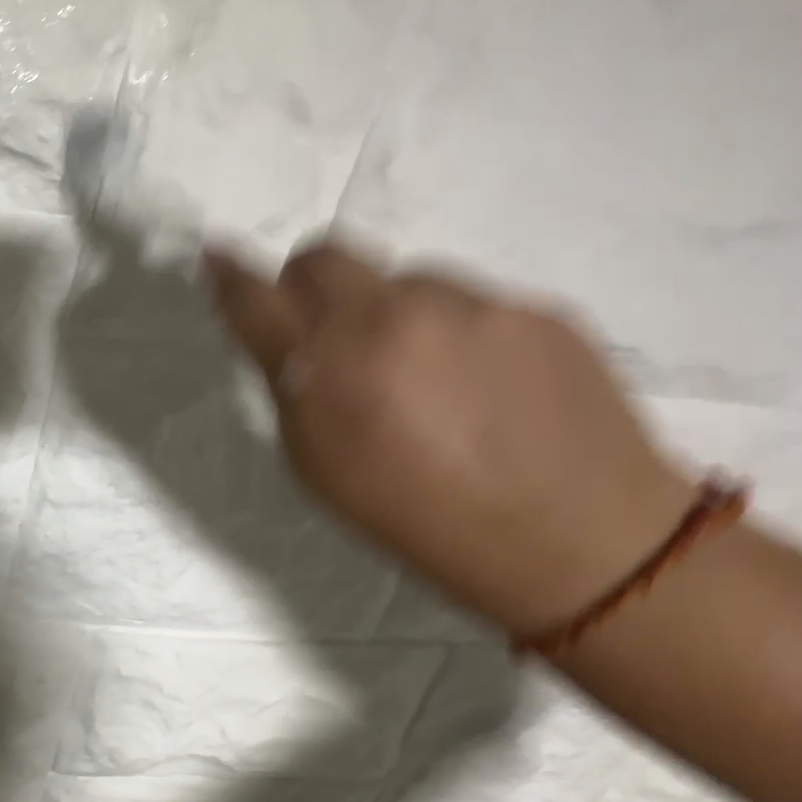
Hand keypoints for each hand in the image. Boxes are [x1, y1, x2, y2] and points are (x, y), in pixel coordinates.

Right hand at [206, 236, 696, 633]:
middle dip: (310, 283)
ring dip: (395, 314)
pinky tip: (489, 385)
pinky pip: (470, 301)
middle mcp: (390, 319)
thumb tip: (279, 333)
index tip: (216, 256)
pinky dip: (458, 332)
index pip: (254, 298)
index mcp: (327, 370)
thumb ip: (293, 388)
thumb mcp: (321, 469)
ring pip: (403, 280)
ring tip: (433, 378)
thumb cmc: (423, 521)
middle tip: (331, 329)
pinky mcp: (535, 306)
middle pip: (323, 254)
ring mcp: (470, 306)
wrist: (585, 547)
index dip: (229, 275)